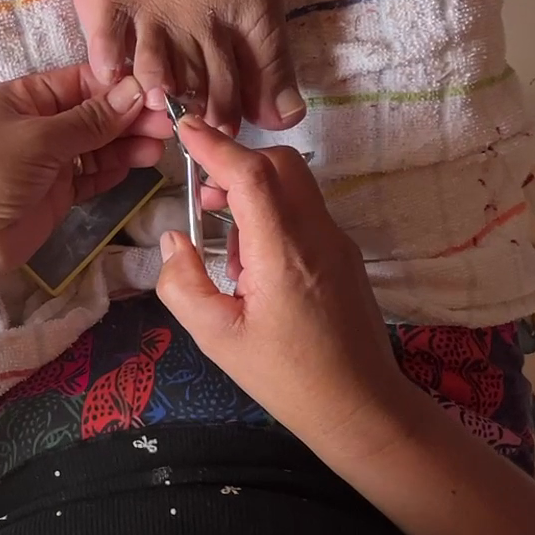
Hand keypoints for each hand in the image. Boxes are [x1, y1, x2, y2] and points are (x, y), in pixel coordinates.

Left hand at [0, 65, 166, 283]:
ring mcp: (49, 161)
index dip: (120, 86)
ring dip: (127, 145)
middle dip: (130, 118)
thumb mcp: (38, 140)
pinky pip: (91, 176)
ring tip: (159, 148)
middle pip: (95, 114)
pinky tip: (137, 166)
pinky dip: (112, 171)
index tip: (158, 93)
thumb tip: (137, 92)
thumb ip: (90, 120)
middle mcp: (40, 125)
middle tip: (168, 125)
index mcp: (27, 97)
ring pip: (97, 146)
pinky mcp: (57, 194)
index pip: (83, 81)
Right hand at [21, 0, 303, 132]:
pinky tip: (117, 87)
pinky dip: (113, 71)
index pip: (260, 58)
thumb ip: (262, 3)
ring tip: (174, 118)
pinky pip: (106, 47)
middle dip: (218, 107)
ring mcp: (146, 9)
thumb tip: (281, 76)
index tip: (273, 121)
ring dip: (170, 99)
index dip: (266, 92)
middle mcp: (198, 14)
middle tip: (219, 131)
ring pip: (160, 72)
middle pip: (210, 76)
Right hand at [155, 116, 421, 451]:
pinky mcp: (342, 255)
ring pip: (294, 184)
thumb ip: (183, 283)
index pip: (251, 176)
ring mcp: (336, 243)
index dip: (215, 145)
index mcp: (284, 254)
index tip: (184, 127)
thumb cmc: (284, 377)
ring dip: (252, 190)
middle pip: (281, 164)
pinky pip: (302, 211)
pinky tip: (251, 264)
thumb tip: (174, 240)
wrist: (360, 407)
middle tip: (203, 197)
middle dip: (236, 162)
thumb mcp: (215, 337)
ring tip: (224, 242)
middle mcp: (317, 236)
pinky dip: (269, 214)